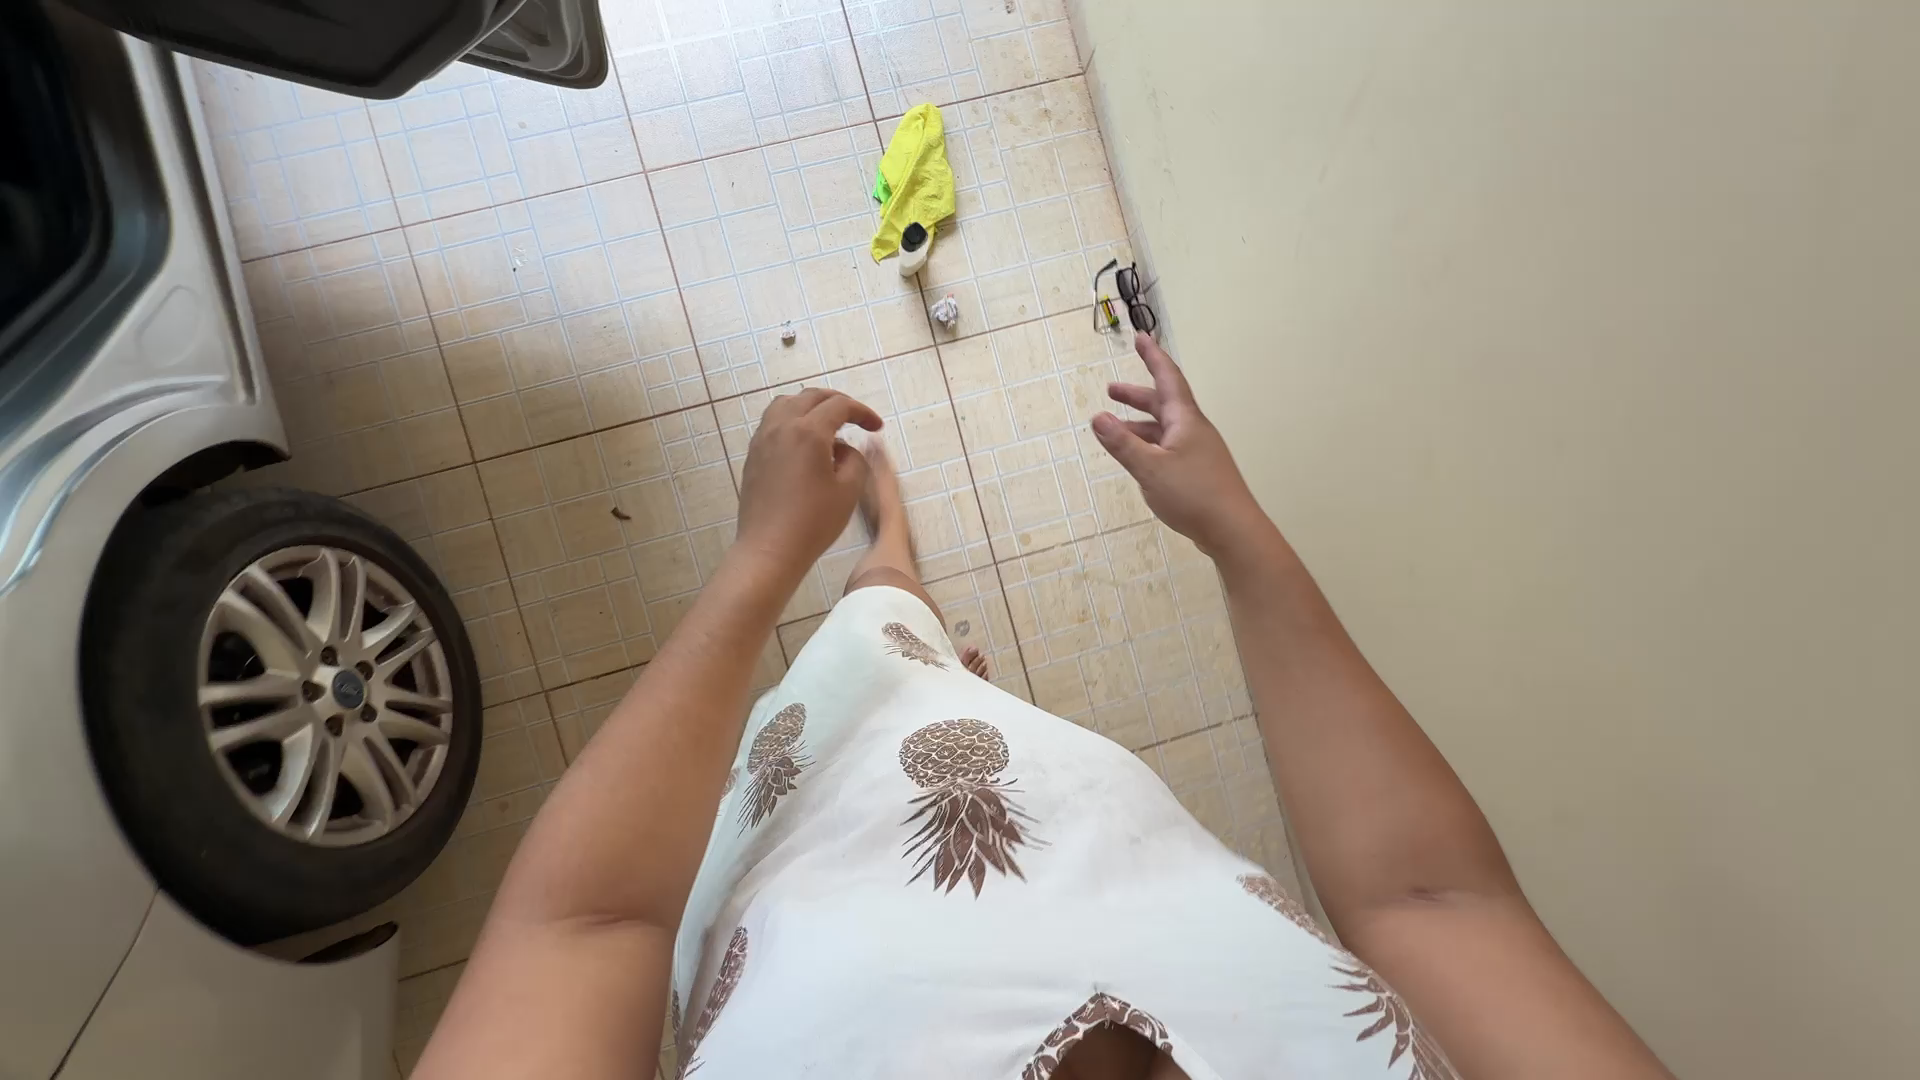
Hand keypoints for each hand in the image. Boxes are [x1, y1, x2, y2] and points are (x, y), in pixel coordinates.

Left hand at [736, 388, 882, 573]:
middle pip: (811, 397)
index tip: (877, 427)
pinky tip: (805, 445)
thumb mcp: (848, 490)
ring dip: (811, 407)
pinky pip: (773, 423)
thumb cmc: (814, 522)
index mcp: (808, 432)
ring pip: (787, 404)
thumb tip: (843, 449)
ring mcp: (763, 439)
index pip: (840, 406)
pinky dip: (793, 421)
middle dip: (838, 403)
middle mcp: (782, 426)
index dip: (862, 413)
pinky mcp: (754, 455)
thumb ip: (854, 459)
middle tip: (856, 420)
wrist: (770, 549)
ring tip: (827, 426)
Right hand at [1091, 333, 1267, 557]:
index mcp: (1185, 421)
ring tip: (1115, 431)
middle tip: (1111, 390)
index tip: (1141, 337)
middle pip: (1163, 404)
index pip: (1167, 379)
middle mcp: (1194, 430)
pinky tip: (1138, 461)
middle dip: (1137, 396)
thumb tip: (1097, 417)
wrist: (1233, 529)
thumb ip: (1123, 444)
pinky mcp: (1198, 472)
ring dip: (1140, 425)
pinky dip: (1149, 446)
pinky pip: (1169, 448)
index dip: (1153, 357)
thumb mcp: (1149, 469)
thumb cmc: (1192, 494)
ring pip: (1164, 429)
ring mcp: (1198, 451)